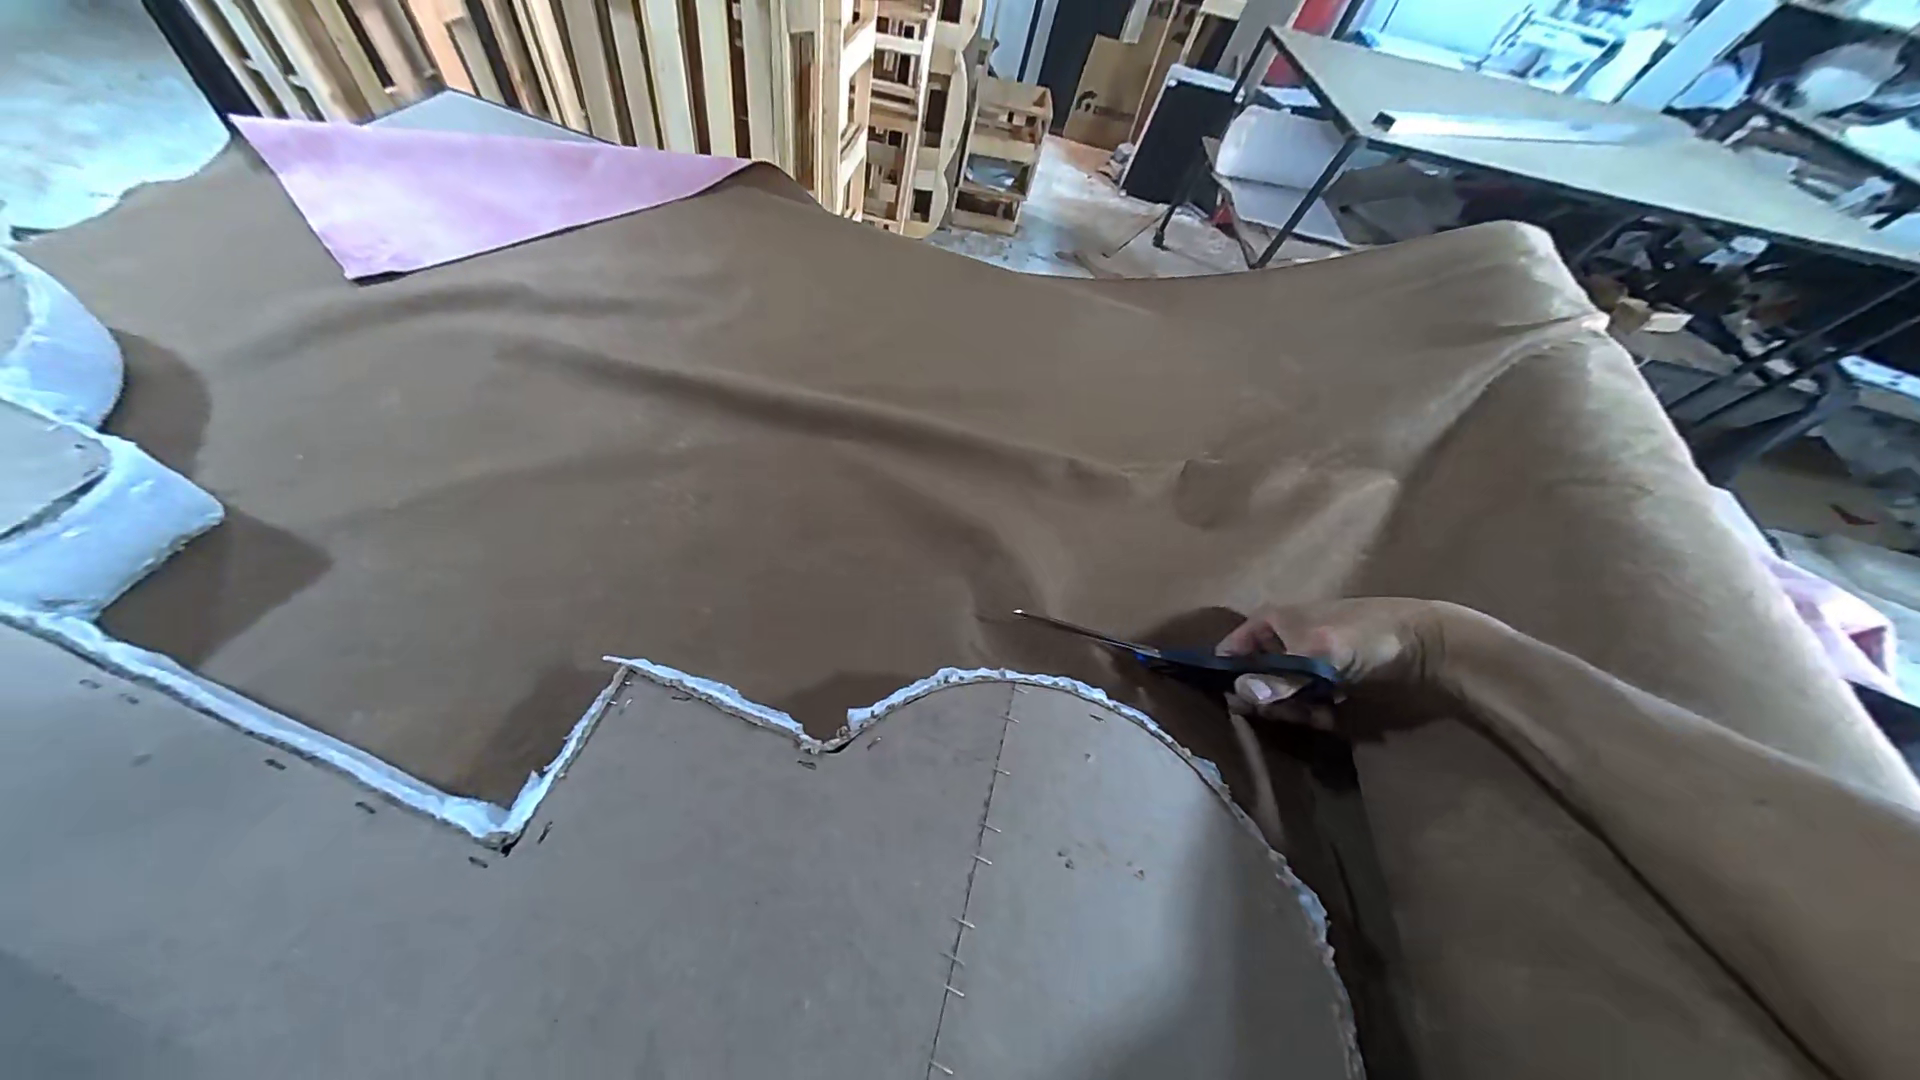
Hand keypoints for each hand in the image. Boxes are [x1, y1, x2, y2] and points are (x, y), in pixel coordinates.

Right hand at [1215, 598, 1460, 727]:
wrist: (1428, 644)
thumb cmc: (1363, 636)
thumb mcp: (1317, 655)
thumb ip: (1279, 678)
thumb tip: (1240, 697)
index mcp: (1268, 622)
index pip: (1229, 651)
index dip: (1226, 677)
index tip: (1238, 705)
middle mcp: (1280, 641)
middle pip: (1254, 679)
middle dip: (1269, 701)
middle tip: (1290, 712)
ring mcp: (1304, 662)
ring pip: (1280, 695)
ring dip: (1294, 710)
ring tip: (1320, 714)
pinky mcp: (1326, 680)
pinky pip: (1305, 701)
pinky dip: (1314, 712)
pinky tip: (1332, 715)